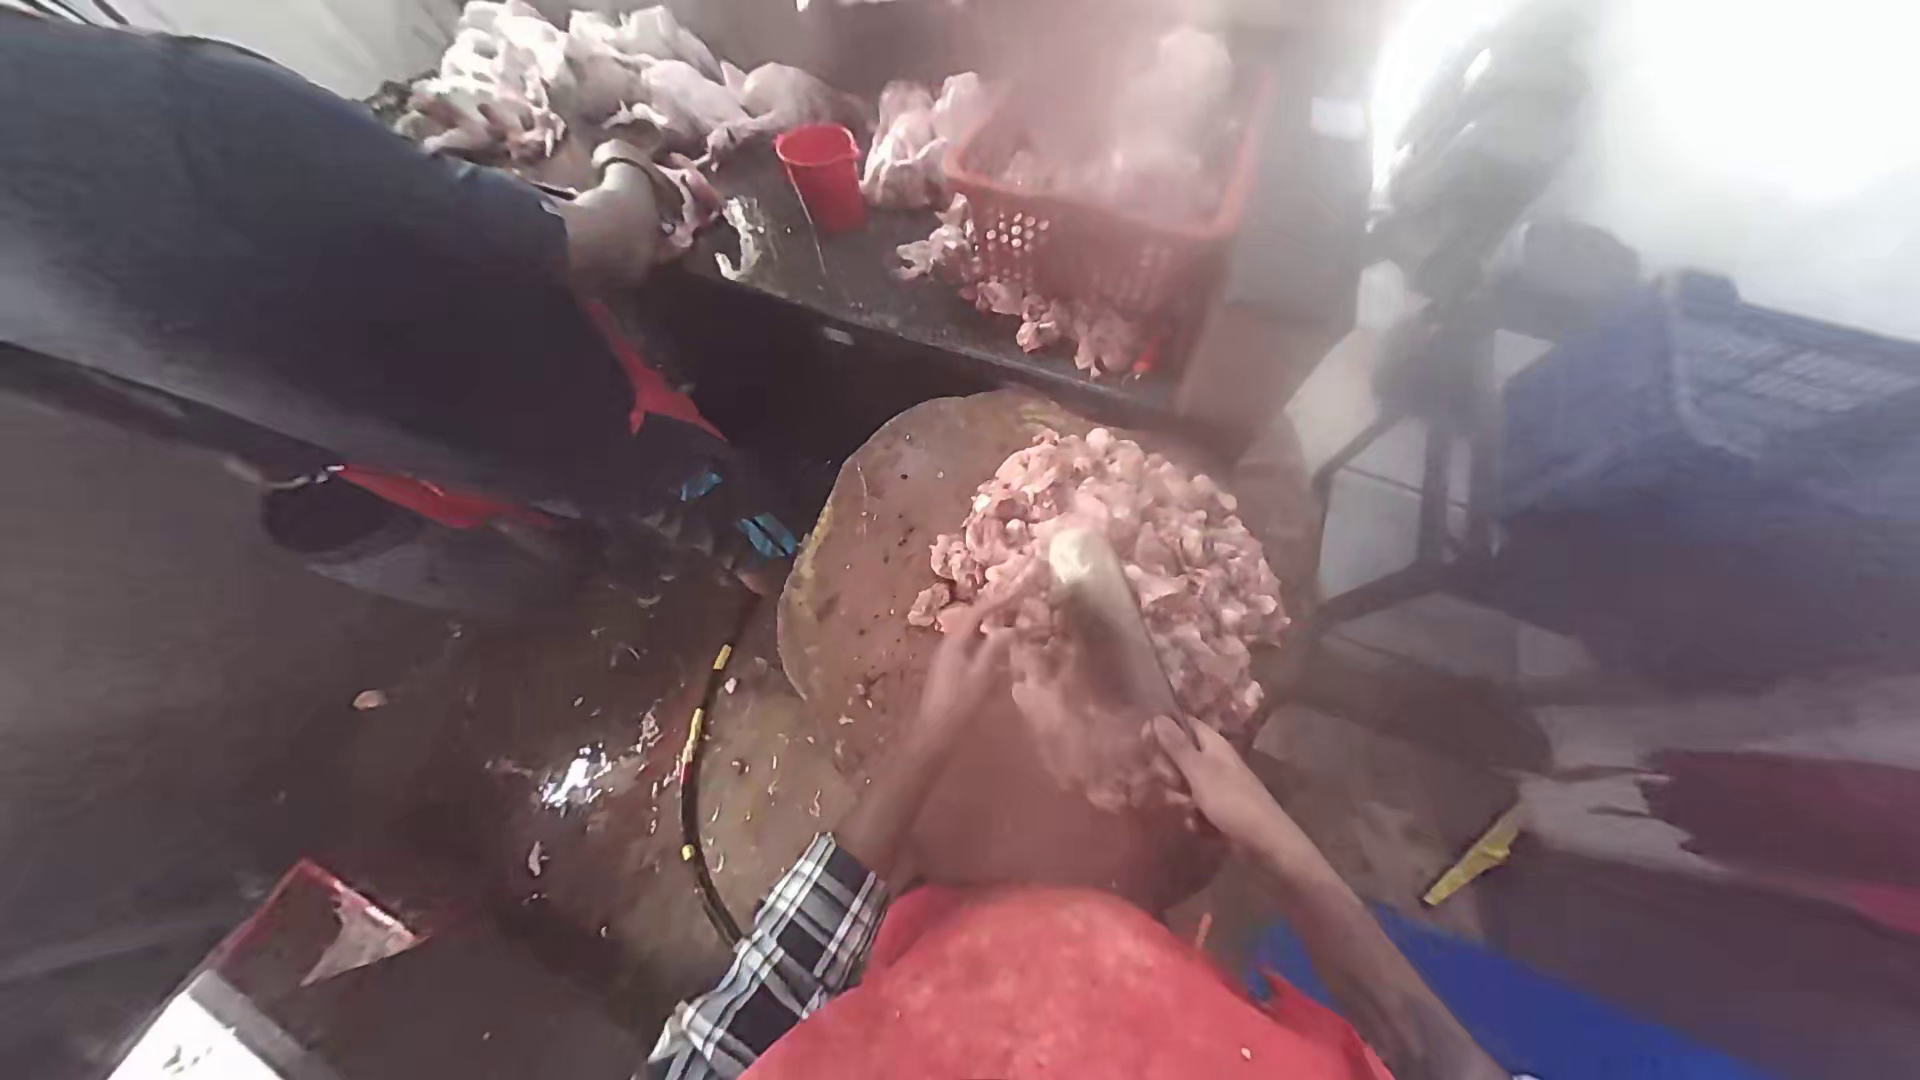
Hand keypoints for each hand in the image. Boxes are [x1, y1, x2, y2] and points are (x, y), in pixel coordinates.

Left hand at [914, 600, 1013, 743]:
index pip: (976, 612)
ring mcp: (948, 657)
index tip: (1016, 594)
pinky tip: (1000, 656)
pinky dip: (987, 646)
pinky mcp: (951, 670)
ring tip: (1013, 627)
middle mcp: (949, 644)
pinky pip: (972, 649)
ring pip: (973, 636)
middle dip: (995, 612)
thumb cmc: (958, 703)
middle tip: (1017, 608)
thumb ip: (995, 649)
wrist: (935, 731)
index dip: (997, 601)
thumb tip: (1009, 628)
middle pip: (973, 620)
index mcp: (955, 641)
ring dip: (992, 630)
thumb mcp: (981, 675)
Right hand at [1151, 716, 1290, 848]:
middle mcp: (1213, 760)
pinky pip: (1193, 806)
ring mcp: (1216, 786)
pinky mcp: (1217, 810)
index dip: (1163, 729)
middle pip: (1177, 754)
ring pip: (1182, 783)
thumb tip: (1156, 717)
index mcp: (1212, 744)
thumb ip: (1176, 745)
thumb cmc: (1231, 800)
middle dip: (1169, 770)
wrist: (1266, 844)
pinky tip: (1200, 825)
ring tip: (1186, 807)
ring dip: (1178, 796)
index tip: (1146, 743)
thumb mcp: (1198, 770)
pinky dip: (1194, 816)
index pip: (1182, 723)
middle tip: (1174, 782)